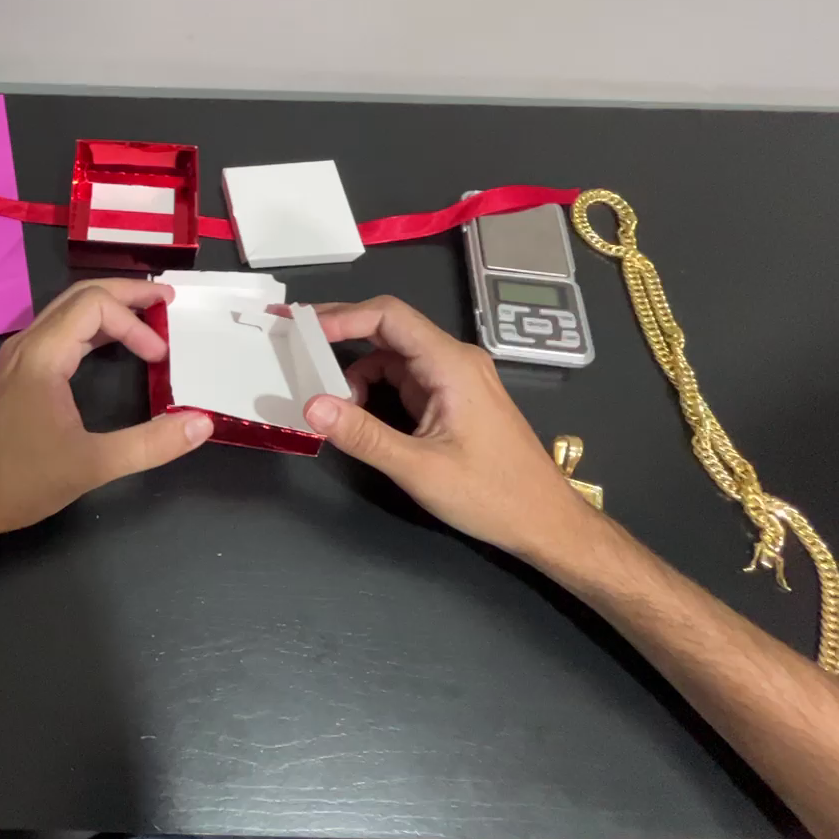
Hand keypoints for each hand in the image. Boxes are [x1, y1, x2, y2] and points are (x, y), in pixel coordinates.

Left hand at [0, 279, 212, 549]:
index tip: (162, 354)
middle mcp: (25, 346)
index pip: (95, 305)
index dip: (136, 321)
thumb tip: (201, 424)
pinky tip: (105, 351)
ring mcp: (14, 360)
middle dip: (125, 296)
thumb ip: (150, 444)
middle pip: (79, 297)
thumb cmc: (17, 481)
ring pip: (64, 315)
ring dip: (105, 313)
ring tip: (144, 324)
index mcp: (41, 355)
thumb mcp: (91, 465)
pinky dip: (87, 331)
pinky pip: (54, 335)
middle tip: (166, 303)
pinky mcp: (11, 377)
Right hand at [300, 295, 601, 558]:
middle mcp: (452, 360)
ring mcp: (450, 377)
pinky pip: (398, 376)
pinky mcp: (446, 396)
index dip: (341, 316)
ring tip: (321, 392)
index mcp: (451, 364)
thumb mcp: (419, 469)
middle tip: (293, 339)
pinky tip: (355, 412)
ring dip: (352, 368)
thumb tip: (311, 406)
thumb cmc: (491, 495)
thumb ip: (363, 435)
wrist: (545, 522)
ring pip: (389, 354)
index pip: (389, 316)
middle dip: (338, 331)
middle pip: (387, 326)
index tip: (300, 327)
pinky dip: (369, 387)